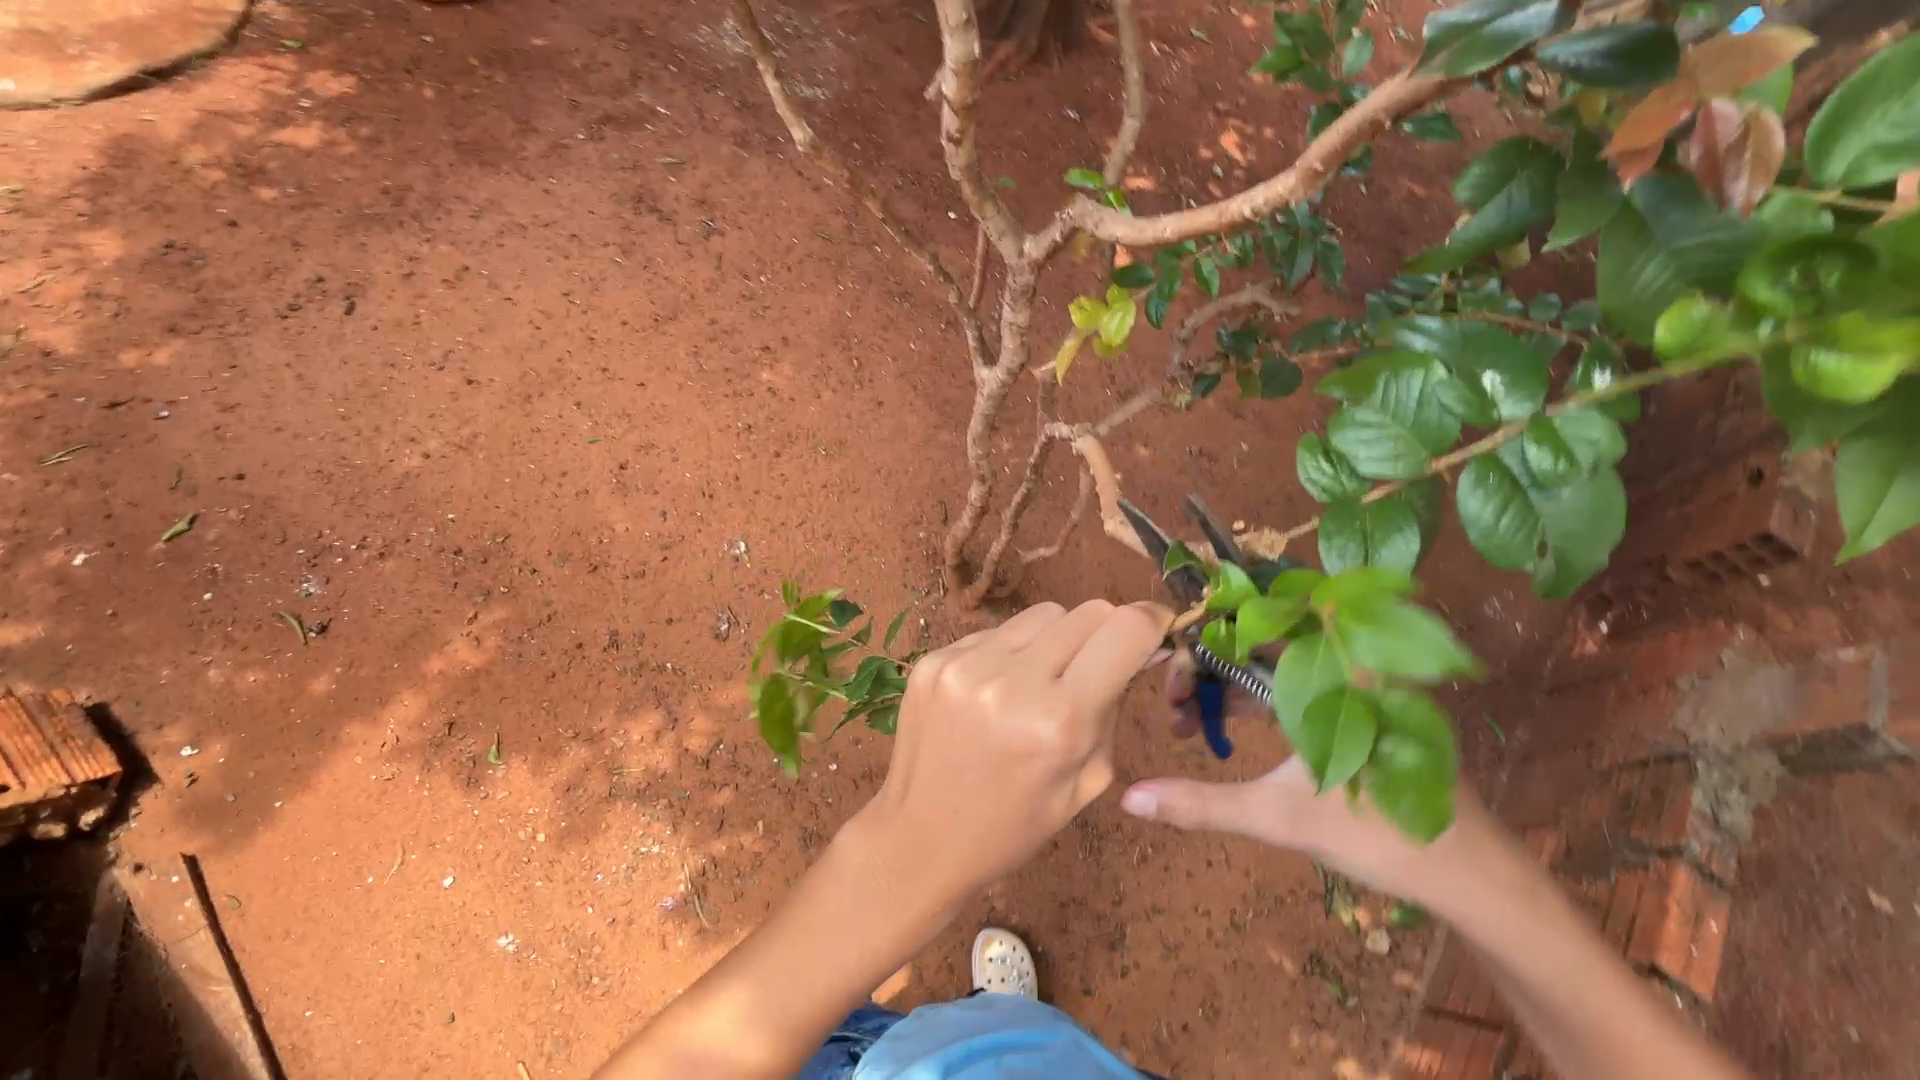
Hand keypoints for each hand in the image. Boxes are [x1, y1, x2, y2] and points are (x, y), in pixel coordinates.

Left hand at [847, 599, 1170, 908]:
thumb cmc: (1015, 825)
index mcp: (1060, 720)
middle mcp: (1012, 680)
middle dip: (1106, 632)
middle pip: (1088, 611)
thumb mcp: (1088, 780)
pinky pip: (996, 632)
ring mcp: (966, 664)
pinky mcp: (934, 659)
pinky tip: (996, 693)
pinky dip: (1010, 653)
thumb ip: (1113, 708)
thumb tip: (1136, 650)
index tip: (1157, 628)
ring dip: (1057, 639)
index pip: (1126, 629)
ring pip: (1042, 614)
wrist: (919, 838)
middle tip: (1098, 665)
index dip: (1152, 622)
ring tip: (1040, 682)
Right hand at [1121, 652, 1491, 909]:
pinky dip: (1258, 705)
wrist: (1473, 878)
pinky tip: (1230, 730)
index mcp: (1332, 669)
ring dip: (1229, 690)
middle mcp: (1347, 665)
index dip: (1203, 643)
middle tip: (1173, 711)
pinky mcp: (1362, 715)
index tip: (1170, 681)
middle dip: (1208, 670)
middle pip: (1261, 644)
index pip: (1254, 625)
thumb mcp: (1279, 816)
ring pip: (1278, 669)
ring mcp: (1358, 690)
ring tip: (1189, 723)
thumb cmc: (1379, 836)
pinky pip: (1297, 689)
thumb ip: (1202, 803)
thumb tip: (1131, 799)